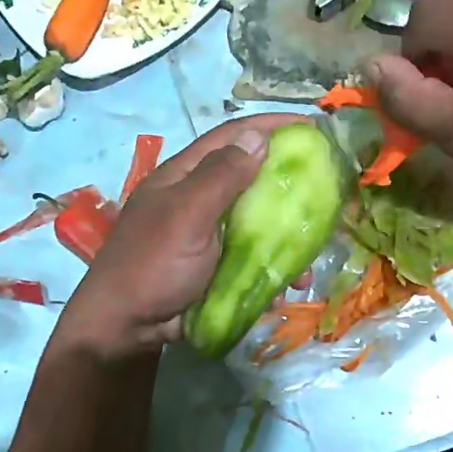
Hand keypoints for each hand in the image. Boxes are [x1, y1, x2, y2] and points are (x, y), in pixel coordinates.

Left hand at [54, 114, 301, 359]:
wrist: (127, 326)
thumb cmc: (153, 264)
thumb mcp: (187, 215)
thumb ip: (221, 177)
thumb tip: (258, 136)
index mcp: (185, 176)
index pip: (232, 137)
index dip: (270, 126)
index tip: (311, 125)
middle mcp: (198, 198)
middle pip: (250, 178)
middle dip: (286, 182)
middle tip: (325, 187)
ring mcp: (208, 234)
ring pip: (257, 222)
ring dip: (285, 234)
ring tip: (311, 250)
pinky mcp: (216, 265)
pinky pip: (253, 257)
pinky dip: (272, 268)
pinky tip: (287, 285)